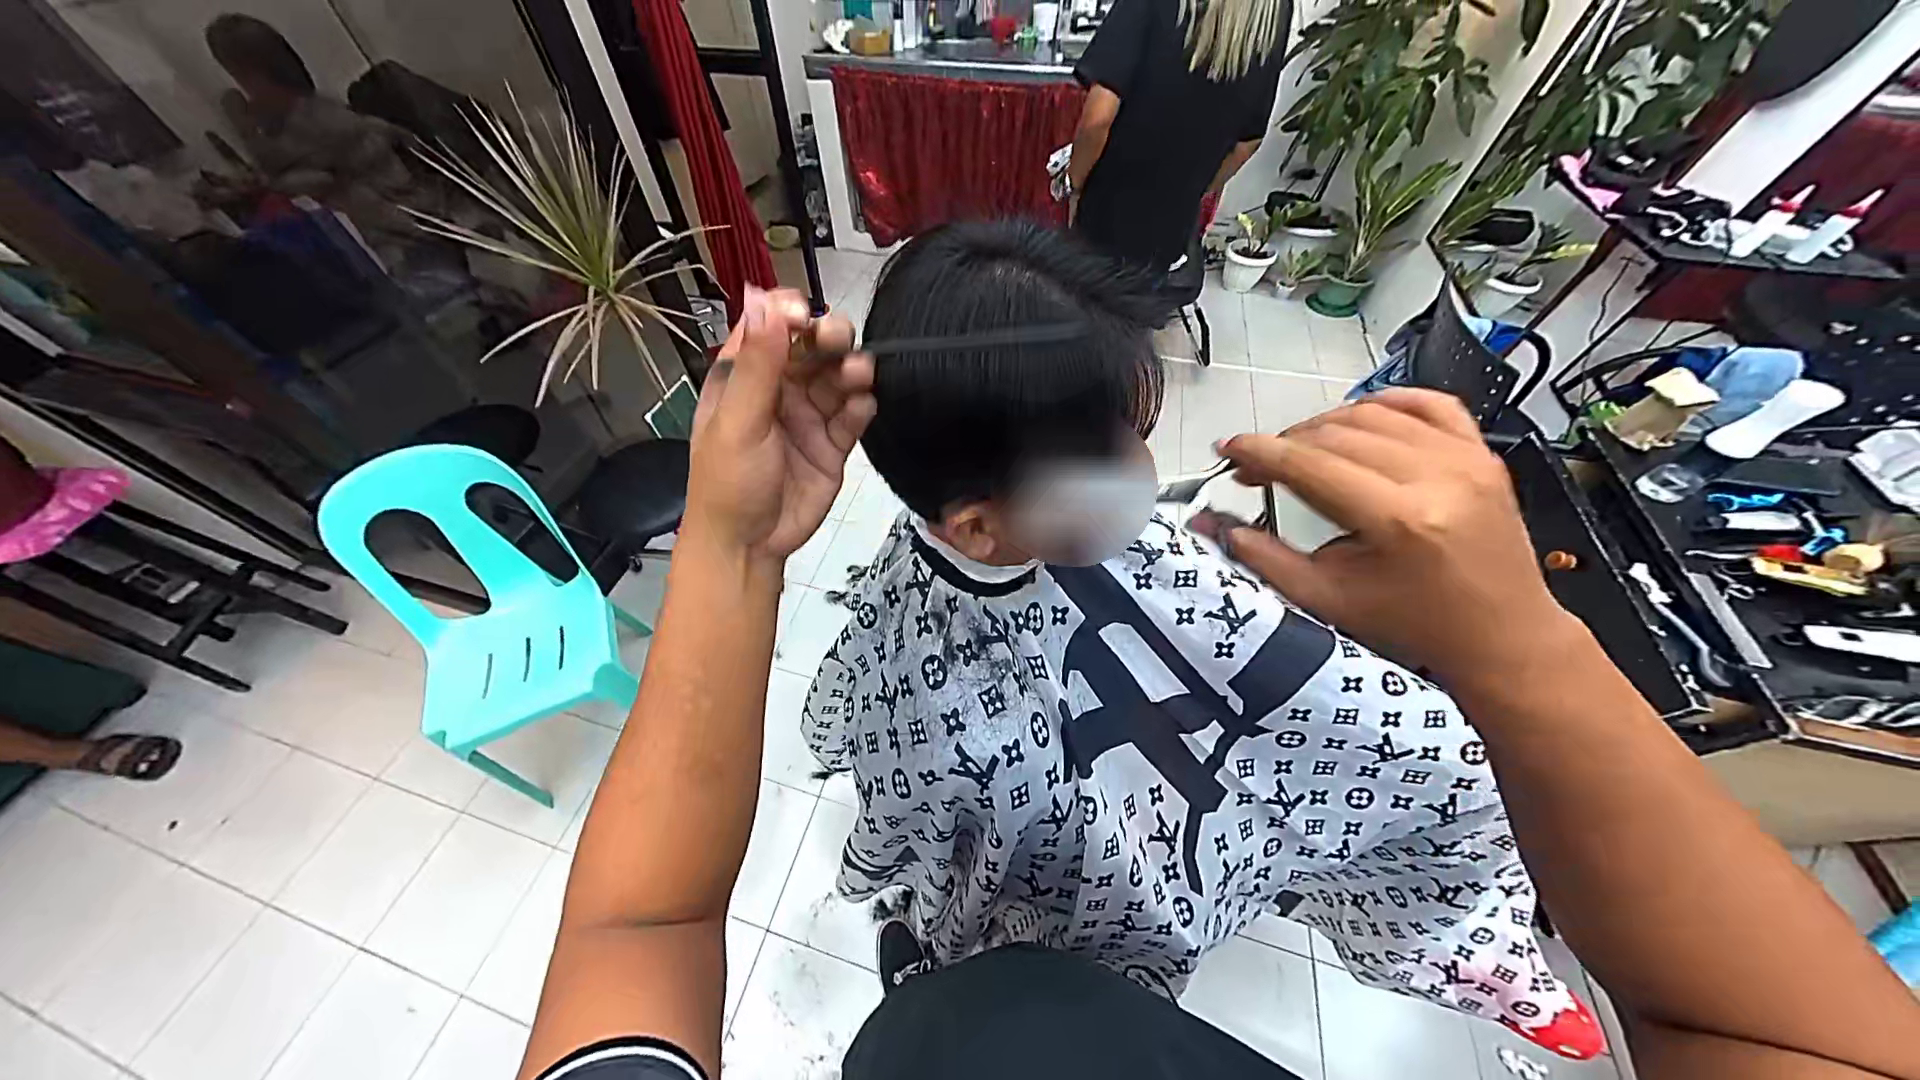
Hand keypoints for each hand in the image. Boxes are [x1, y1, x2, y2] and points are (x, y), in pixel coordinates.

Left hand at [684, 286, 875, 570]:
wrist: (750, 544)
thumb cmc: (728, 482)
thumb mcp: (737, 421)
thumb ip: (757, 365)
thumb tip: (766, 302)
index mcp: (743, 378)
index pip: (768, 329)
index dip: (787, 314)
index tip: (805, 314)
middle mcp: (779, 390)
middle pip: (811, 349)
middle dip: (828, 338)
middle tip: (841, 338)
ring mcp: (808, 416)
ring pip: (837, 379)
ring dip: (850, 371)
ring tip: (860, 373)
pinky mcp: (833, 444)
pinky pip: (853, 416)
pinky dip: (861, 406)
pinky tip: (863, 405)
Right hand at [1190, 388, 1574, 678]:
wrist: (1500, 635)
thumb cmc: (1415, 624)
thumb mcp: (1325, 597)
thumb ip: (1263, 555)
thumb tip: (1214, 524)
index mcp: (1398, 520)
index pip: (1309, 463)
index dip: (1259, 451)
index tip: (1230, 449)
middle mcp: (1438, 478)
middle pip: (1335, 432)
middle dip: (1284, 444)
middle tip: (1257, 466)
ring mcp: (1466, 461)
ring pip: (1373, 413)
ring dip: (1323, 425)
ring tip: (1300, 450)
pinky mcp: (1481, 455)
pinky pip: (1428, 404)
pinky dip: (1385, 403)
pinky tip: (1359, 419)